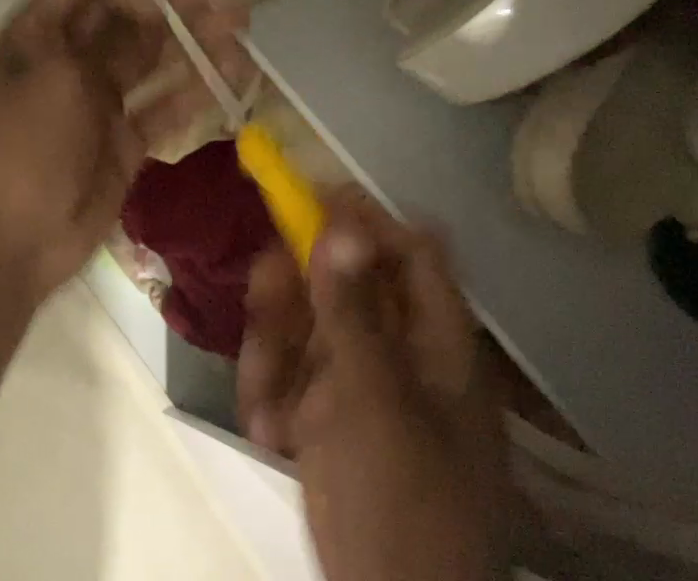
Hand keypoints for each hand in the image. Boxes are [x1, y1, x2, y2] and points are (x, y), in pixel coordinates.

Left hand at [0, 0, 249, 297]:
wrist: (14, 235)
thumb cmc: (25, 144)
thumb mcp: (57, 76)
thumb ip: (104, 37)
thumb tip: (145, 2)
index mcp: (35, 37)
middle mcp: (66, 62)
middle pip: (122, 16)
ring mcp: (97, 103)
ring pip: (150, 60)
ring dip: (191, 39)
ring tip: (237, 19)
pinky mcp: (124, 141)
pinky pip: (164, 108)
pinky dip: (196, 91)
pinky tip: (232, 71)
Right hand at [238, 189, 510, 580]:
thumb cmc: (398, 498)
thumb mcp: (371, 398)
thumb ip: (351, 309)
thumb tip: (342, 223)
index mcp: (437, 344)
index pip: (409, 252)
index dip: (361, 219)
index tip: (303, 199)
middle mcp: (399, 352)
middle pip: (339, 285)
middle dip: (293, 296)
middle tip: (261, 296)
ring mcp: (358, 385)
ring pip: (301, 329)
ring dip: (272, 358)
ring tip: (269, 413)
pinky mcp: (325, 415)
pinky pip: (286, 375)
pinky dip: (270, 396)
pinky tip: (271, 435)